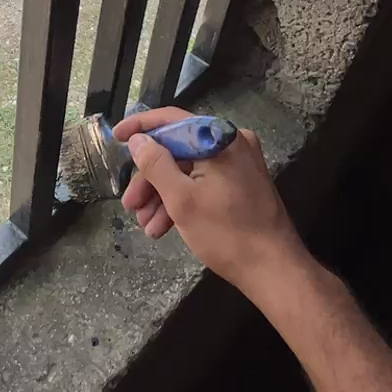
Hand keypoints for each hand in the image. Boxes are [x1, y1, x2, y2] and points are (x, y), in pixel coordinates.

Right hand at [114, 107, 307, 300]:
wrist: (275, 270)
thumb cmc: (227, 234)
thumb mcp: (181, 199)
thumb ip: (155, 164)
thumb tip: (138, 140)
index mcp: (219, 138)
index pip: (171, 120)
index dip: (140, 127)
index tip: (116, 137)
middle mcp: (231, 143)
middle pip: (178, 150)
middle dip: (150, 178)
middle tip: (130, 204)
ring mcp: (239, 163)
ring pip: (188, 169)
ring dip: (163, 195)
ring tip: (147, 225)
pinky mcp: (242, 182)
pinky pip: (204, 181)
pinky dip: (183, 199)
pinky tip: (165, 227)